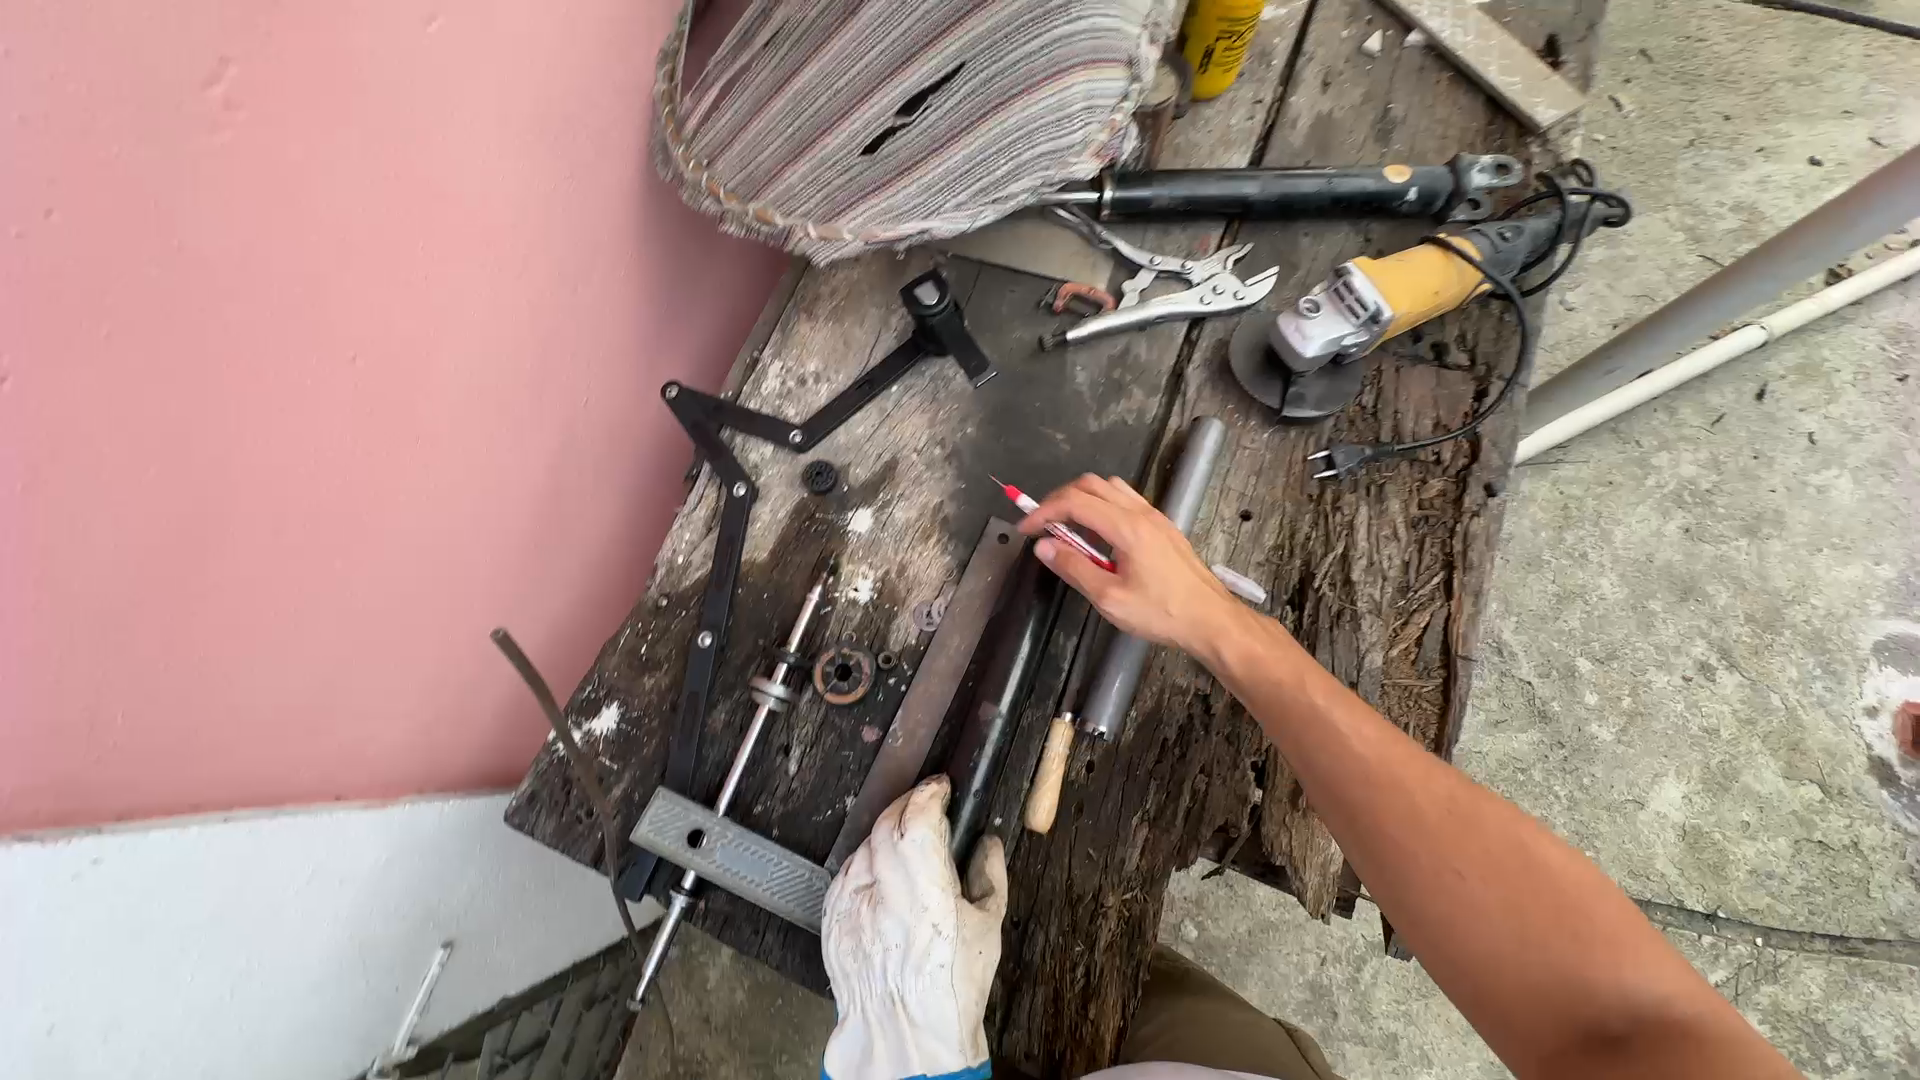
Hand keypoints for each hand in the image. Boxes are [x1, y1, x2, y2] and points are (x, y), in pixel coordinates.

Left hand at [820, 776, 1006, 1079]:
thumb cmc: (951, 990)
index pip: (920, 820)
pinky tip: (880, 868)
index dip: (929, 794)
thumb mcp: (988, 930)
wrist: (906, 1041)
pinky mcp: (833, 922)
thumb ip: (990, 877)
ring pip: (864, 845)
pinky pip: (845, 873)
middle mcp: (886, 897)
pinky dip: (864, 861)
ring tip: (905, 836)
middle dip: (907, 803)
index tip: (939, 787)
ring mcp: (853, 909)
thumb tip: (987, 842)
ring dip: (885, 830)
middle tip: (924, 802)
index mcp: (928, 897)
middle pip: (888, 824)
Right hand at [1017, 474, 1237, 656]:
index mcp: (1127, 528)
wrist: (1211, 619)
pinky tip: (1096, 535)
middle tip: (1042, 524)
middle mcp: (1141, 513)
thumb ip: (1074, 568)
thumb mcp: (1110, 598)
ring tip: (1067, 528)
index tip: (1025, 529)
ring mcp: (1154, 517)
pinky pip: (1125, 500)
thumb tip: (1044, 547)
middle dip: (1059, 499)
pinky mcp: (1162, 527)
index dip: (1044, 511)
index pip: (1075, 503)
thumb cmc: (1162, 613)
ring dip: (1082, 499)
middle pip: (1091, 484)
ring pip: (1109, 488)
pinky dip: (1101, 506)